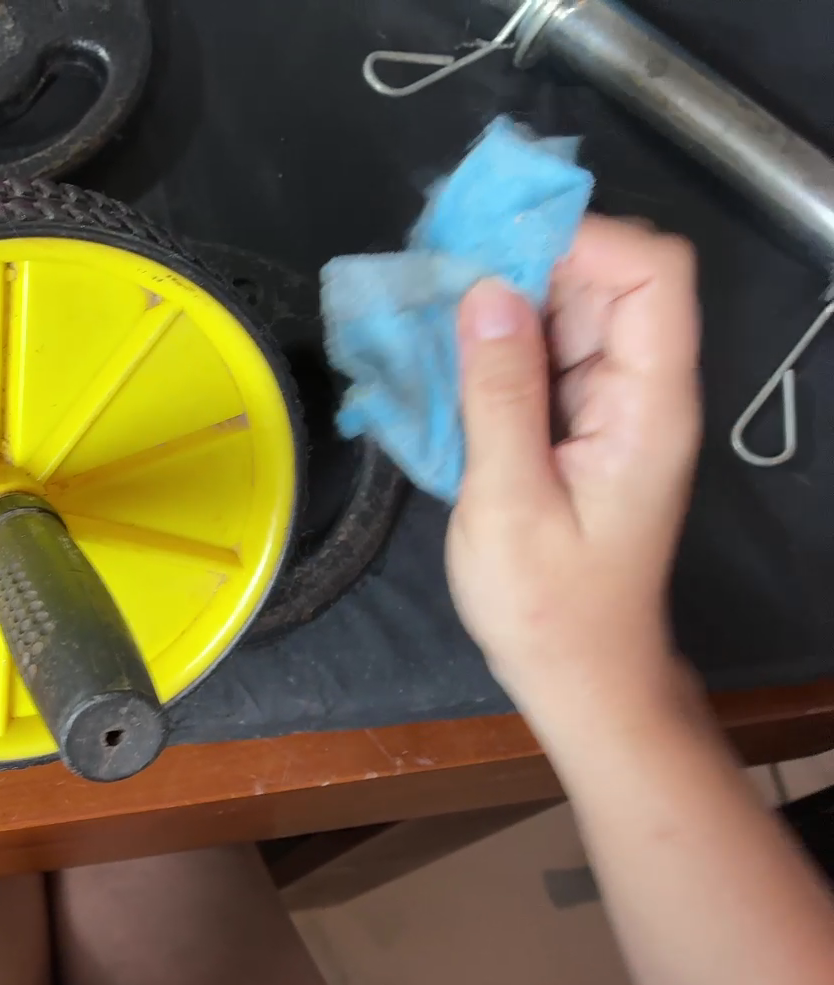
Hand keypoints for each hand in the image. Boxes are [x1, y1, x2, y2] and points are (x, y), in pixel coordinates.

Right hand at [446, 216, 702, 722]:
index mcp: (645, 403)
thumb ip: (499, 396)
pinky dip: (486, 345)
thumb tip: (487, 295)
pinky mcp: (565, 429)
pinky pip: (533, 363)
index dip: (577, 240)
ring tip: (418, 304)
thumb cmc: (543, 597)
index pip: (648, 276)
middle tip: (432, 268)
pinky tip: (433, 352)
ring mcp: (600, 409)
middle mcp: (636, 391)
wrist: (571, 663)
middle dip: (526, 259)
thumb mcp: (508, 499)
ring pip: (564, 319)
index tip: (482, 246)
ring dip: (498, 301)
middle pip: (607, 286)